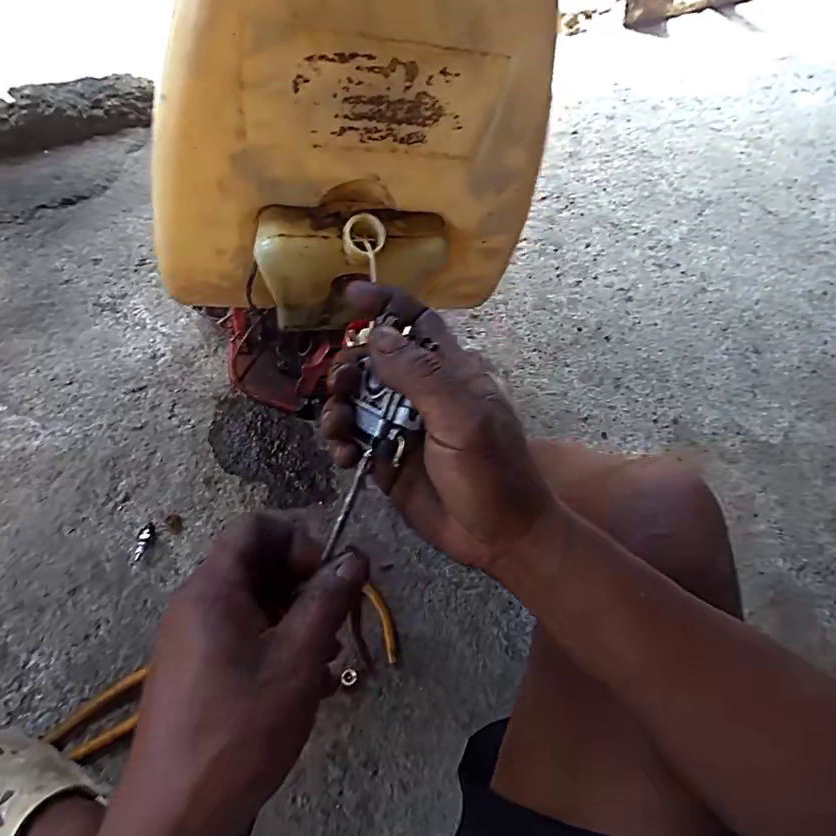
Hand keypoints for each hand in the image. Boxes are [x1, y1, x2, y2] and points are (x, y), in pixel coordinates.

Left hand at [120, 515, 367, 835]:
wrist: (172, 822)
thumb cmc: (237, 733)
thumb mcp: (295, 662)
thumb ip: (326, 602)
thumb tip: (354, 559)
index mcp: (213, 590)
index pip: (256, 528)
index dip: (300, 541)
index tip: (329, 578)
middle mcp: (198, 606)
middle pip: (259, 566)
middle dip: (307, 585)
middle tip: (341, 619)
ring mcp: (195, 642)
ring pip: (257, 606)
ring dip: (299, 620)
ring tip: (331, 658)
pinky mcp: (199, 674)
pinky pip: (246, 640)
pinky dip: (281, 648)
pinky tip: (311, 684)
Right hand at [319, 283, 557, 573]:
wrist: (499, 538)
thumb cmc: (493, 474)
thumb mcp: (462, 420)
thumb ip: (421, 377)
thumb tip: (380, 336)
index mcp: (451, 373)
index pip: (417, 323)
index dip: (386, 305)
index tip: (350, 296)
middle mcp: (424, 394)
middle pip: (374, 362)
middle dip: (349, 368)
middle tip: (339, 387)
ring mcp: (403, 427)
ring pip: (358, 401)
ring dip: (338, 408)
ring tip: (337, 428)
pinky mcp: (387, 459)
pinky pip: (354, 439)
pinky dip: (342, 443)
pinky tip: (345, 456)